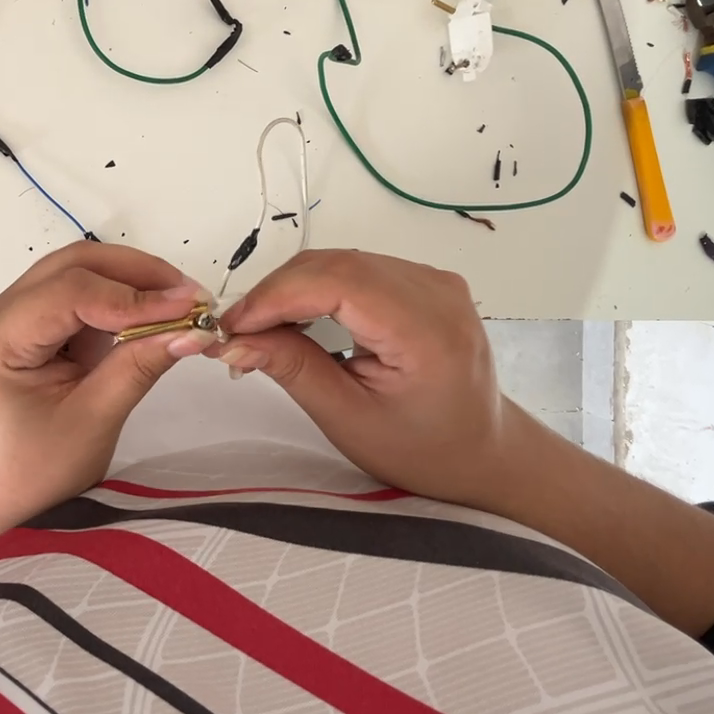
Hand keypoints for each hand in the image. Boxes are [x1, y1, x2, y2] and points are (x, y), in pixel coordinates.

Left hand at [0, 241, 216, 528]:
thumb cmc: (39, 467)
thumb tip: (193, 329)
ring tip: (181, 301)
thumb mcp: (93, 420)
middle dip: (136, 273)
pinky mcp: (42, 321)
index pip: (70, 291)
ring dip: (133, 278)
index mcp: (0, 336)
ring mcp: (21, 312)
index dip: (132, 295)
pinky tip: (156, 311)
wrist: (6, 491)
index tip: (188, 306)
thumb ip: (139, 367)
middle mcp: (3, 312)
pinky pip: (85, 291)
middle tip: (191, 296)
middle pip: (75, 265)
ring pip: (81, 270)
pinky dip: (123, 295)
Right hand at [209, 249, 517, 504]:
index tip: (231, 326)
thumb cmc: (421, 450)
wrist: (483, 452)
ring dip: (289, 289)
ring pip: (338, 261)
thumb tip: (232, 341)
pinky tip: (293, 317)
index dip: (276, 296)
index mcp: (428, 331)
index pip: (338, 283)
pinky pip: (352, 268)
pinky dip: (312, 288)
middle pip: (334, 264)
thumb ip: (291, 369)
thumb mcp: (348, 419)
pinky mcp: (421, 280)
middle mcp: (435, 290)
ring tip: (259, 329)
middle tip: (236, 332)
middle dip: (274, 292)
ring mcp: (431, 279)